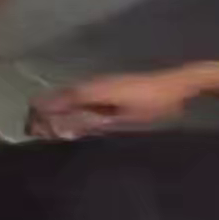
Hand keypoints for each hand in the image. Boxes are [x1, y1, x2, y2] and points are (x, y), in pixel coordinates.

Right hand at [27, 72, 198, 138]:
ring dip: (49, 112)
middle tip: (42, 134)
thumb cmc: (155, 104)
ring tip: (56, 128)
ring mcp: (89, 82)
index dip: (39, 122)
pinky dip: (61, 106)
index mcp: (84, 94)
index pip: (45, 106)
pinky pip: (67, 94)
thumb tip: (64, 133)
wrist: (180, 82)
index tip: (42, 136)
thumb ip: (92, 125)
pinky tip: (73, 117)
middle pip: (43, 99)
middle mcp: (80, 86)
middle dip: (37, 117)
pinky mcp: (97, 83)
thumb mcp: (126, 119)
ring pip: (54, 96)